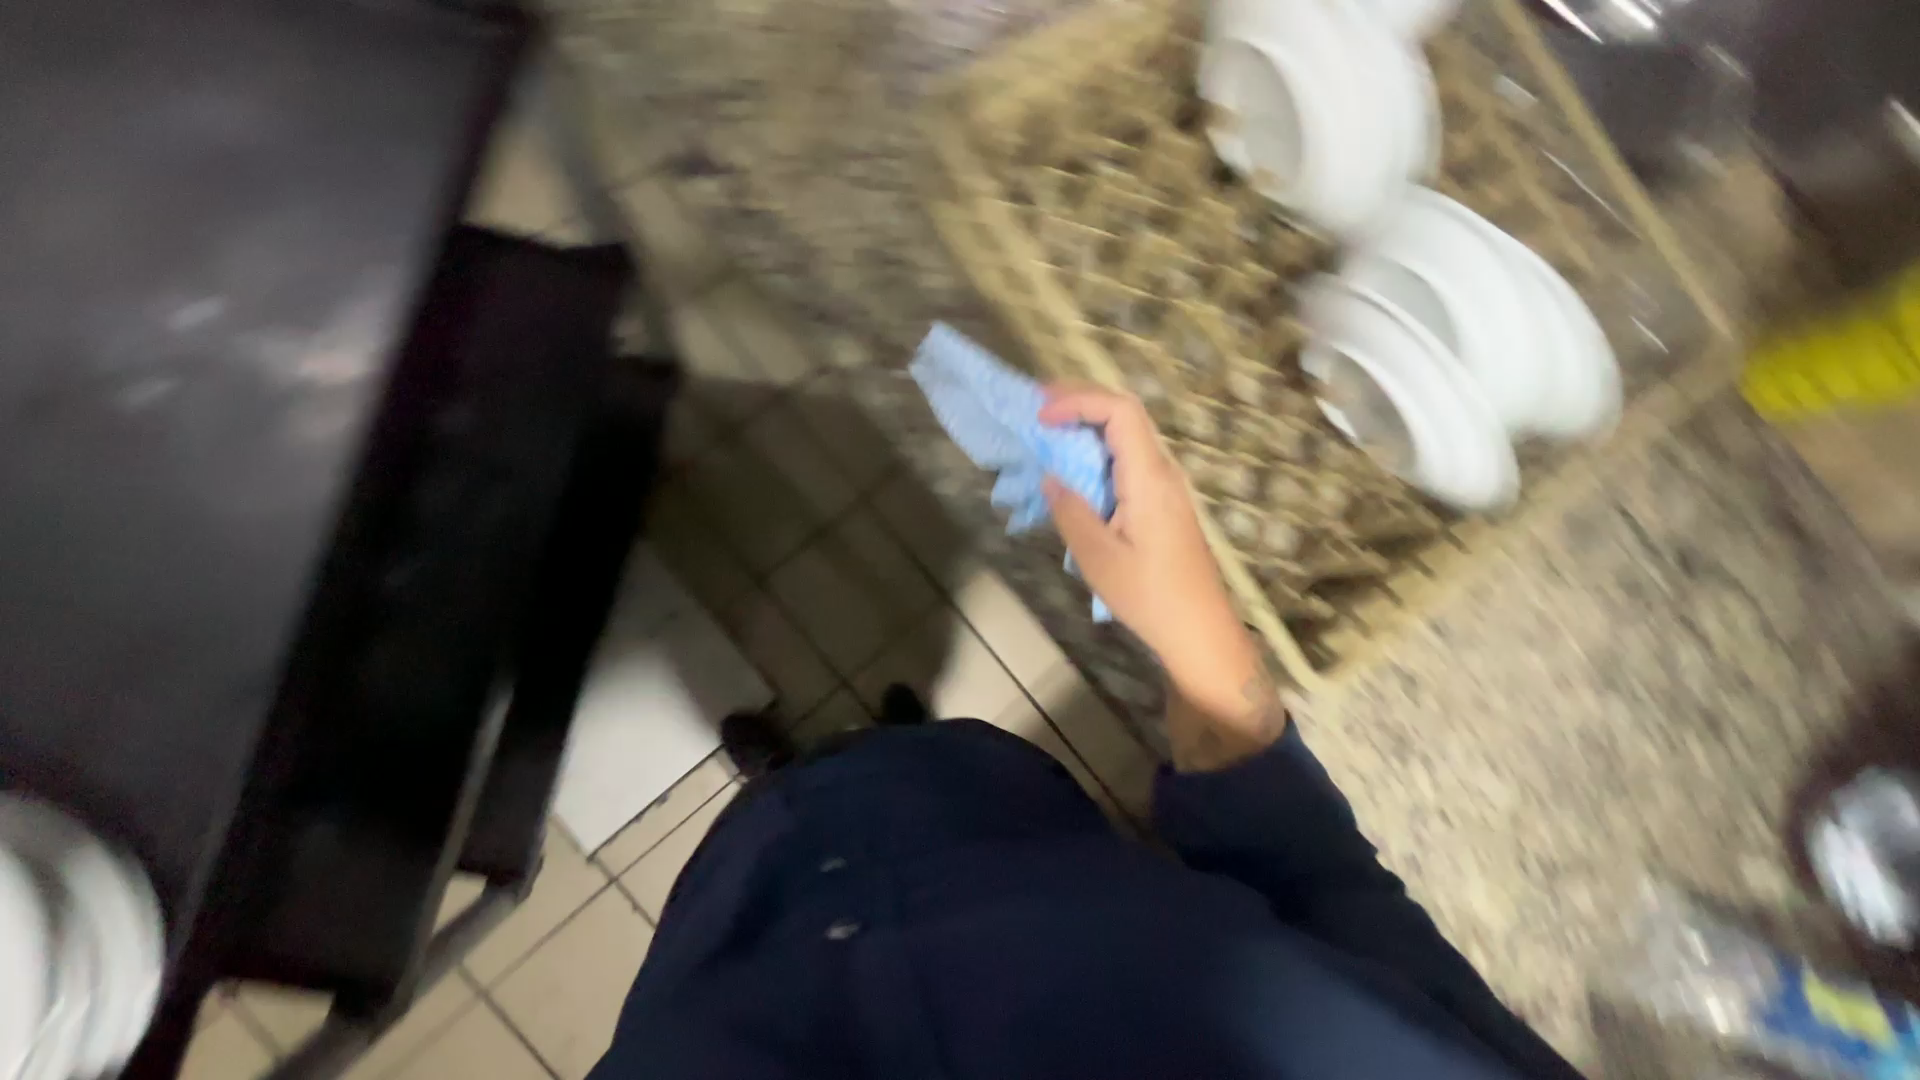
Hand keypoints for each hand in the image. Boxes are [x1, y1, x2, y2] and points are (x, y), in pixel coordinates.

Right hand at [1038, 384, 1254, 694]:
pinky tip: (1074, 469)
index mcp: (1149, 478)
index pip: (1120, 411)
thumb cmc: (1149, 596)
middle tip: (1037, 408)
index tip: (1041, 417)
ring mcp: (1166, 486)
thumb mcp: (1098, 557)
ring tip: (1047, 433)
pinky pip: (1129, 461)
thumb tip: (1050, 477)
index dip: (1079, 401)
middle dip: (1080, 402)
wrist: (1199, 629)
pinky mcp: (1163, 502)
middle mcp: (1163, 471)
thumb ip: (1071, 511)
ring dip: (1087, 427)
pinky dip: (1097, 453)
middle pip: (1125, 414)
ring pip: (1127, 436)